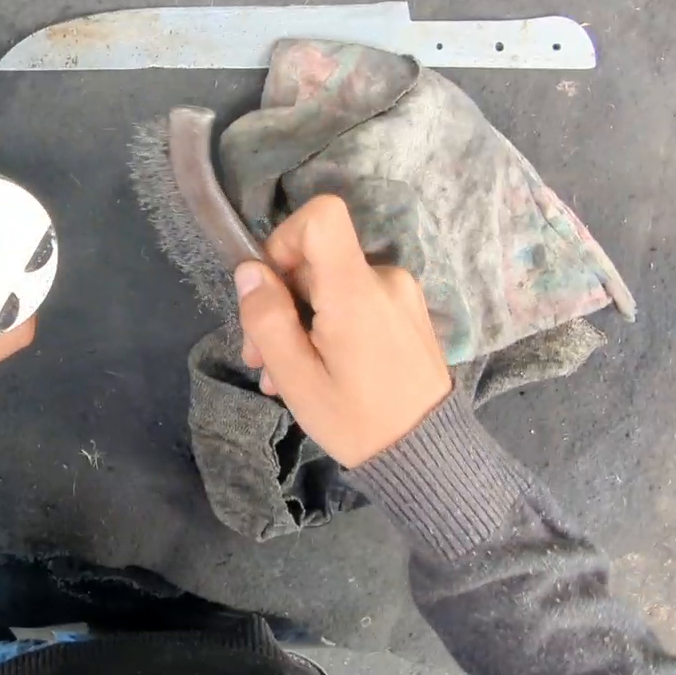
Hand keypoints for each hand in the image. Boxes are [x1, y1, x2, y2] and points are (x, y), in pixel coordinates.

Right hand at [235, 195, 450, 467]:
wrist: (427, 458)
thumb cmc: (355, 420)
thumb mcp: (296, 378)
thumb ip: (266, 318)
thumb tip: (248, 270)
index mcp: (356, 290)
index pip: (321, 215)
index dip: (284, 239)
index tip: (270, 286)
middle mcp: (384, 278)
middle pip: (314, 260)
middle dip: (278, 302)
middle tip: (262, 359)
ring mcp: (400, 294)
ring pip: (328, 285)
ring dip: (298, 321)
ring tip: (285, 375)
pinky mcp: (406, 311)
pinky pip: (353, 301)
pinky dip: (326, 326)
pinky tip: (317, 369)